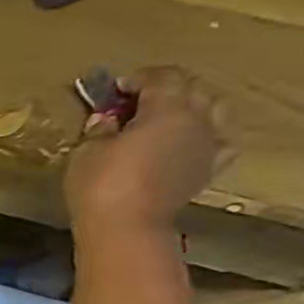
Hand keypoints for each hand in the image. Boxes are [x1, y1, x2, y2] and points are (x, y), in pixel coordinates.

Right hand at [65, 66, 232, 235]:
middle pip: (190, 88)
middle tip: (135, 103)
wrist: (126, 226)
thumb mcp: (86, 153)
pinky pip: (217, 141)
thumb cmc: (100, 185)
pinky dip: (204, 136)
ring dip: (189, 107)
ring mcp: (209, 143)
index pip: (161, 77)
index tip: (115, 89)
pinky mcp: (209, 168)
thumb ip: (98, 130)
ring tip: (164, 119)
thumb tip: (105, 119)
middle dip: (163, 89)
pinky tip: (189, 143)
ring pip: (211, 109)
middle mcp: (198, 118)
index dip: (137, 78)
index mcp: (167, 108)